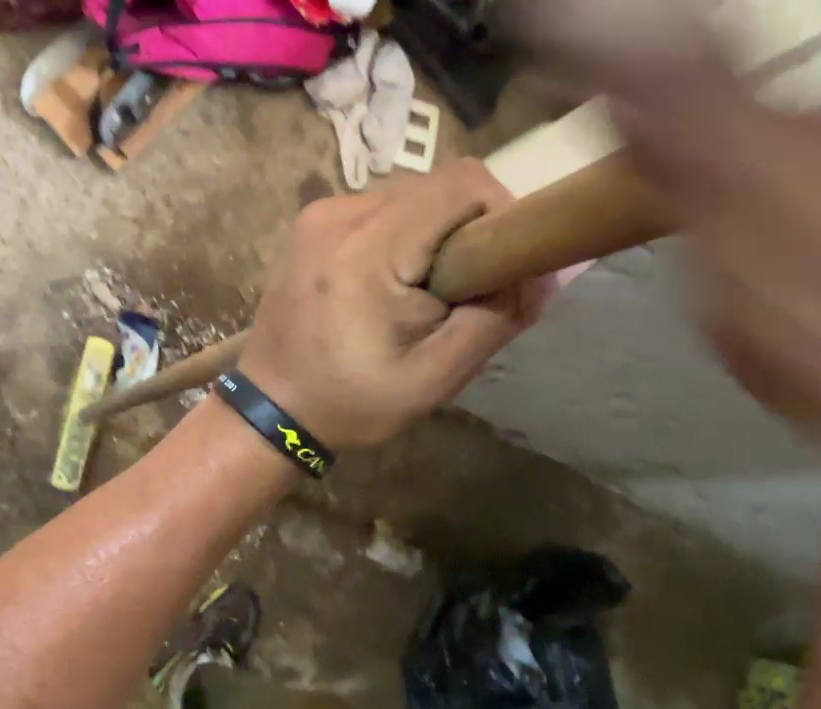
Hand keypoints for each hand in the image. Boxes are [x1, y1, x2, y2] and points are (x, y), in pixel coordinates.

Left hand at [238, 160, 548, 448]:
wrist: (269, 412)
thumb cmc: (350, 403)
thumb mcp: (432, 379)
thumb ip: (495, 320)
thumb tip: (551, 273)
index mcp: (369, 248)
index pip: (464, 183)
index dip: (501, 214)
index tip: (503, 269)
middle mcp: (341, 212)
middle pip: (438, 185)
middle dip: (468, 232)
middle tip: (465, 294)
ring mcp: (320, 214)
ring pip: (410, 196)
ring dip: (435, 237)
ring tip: (425, 297)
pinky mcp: (311, 225)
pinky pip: (379, 211)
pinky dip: (403, 239)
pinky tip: (392, 289)